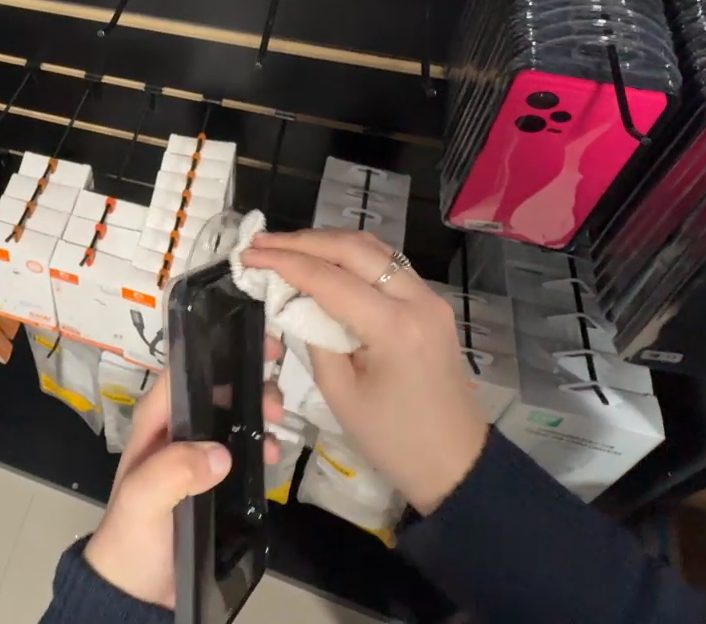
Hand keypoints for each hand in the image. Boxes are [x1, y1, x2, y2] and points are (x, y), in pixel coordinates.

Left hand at [84, 341, 283, 607]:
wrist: (139, 590)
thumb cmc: (132, 534)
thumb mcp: (142, 499)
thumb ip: (173, 472)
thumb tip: (220, 453)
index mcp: (157, 420)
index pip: (185, 370)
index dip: (218, 351)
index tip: (256, 345)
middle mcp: (179, 428)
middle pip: (217, 388)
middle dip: (248, 382)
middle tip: (274, 398)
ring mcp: (198, 452)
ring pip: (233, 415)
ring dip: (258, 412)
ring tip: (277, 424)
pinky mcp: (217, 478)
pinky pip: (244, 450)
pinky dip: (262, 445)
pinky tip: (275, 454)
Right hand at [242, 229, 487, 515]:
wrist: (457, 463)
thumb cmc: (392, 438)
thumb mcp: (338, 391)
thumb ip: (312, 334)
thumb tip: (289, 296)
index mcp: (393, 328)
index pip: (328, 278)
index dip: (283, 261)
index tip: (248, 253)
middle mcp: (416, 299)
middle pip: (351, 249)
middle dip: (300, 241)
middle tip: (260, 242)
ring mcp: (428, 296)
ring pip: (370, 248)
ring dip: (324, 241)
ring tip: (284, 245)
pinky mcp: (429, 301)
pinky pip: (384, 262)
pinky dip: (347, 253)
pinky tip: (320, 257)